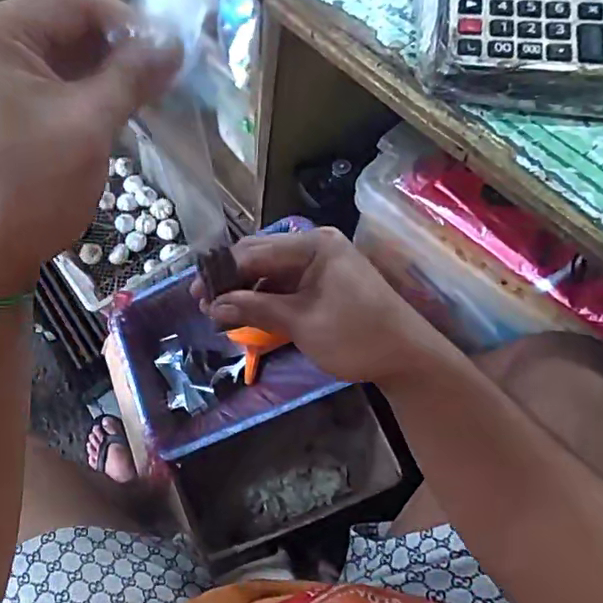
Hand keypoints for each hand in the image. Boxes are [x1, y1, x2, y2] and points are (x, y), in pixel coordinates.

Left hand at [0, 0, 181, 297]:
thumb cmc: (32, 185)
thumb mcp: (89, 124)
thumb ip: (132, 76)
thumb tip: (175, 45)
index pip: (76, 4)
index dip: (132, 24)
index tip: (175, 54)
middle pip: (69, 29)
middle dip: (121, 51)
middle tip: (169, 78)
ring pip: (65, 60)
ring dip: (109, 75)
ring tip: (153, 96)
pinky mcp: (2, 110)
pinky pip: (53, 88)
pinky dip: (89, 95)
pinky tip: (122, 111)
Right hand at [197, 228, 454, 384]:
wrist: (407, 357)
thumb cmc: (356, 336)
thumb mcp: (301, 323)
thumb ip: (255, 309)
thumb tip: (213, 305)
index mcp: (313, 245)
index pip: (254, 252)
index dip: (221, 273)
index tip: (195, 295)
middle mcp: (315, 246)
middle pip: (260, 257)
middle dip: (230, 280)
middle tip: (202, 303)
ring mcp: (321, 264)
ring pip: (270, 271)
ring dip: (246, 290)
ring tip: (220, 311)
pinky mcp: (324, 282)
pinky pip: (285, 283)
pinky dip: (265, 297)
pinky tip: (246, 312)